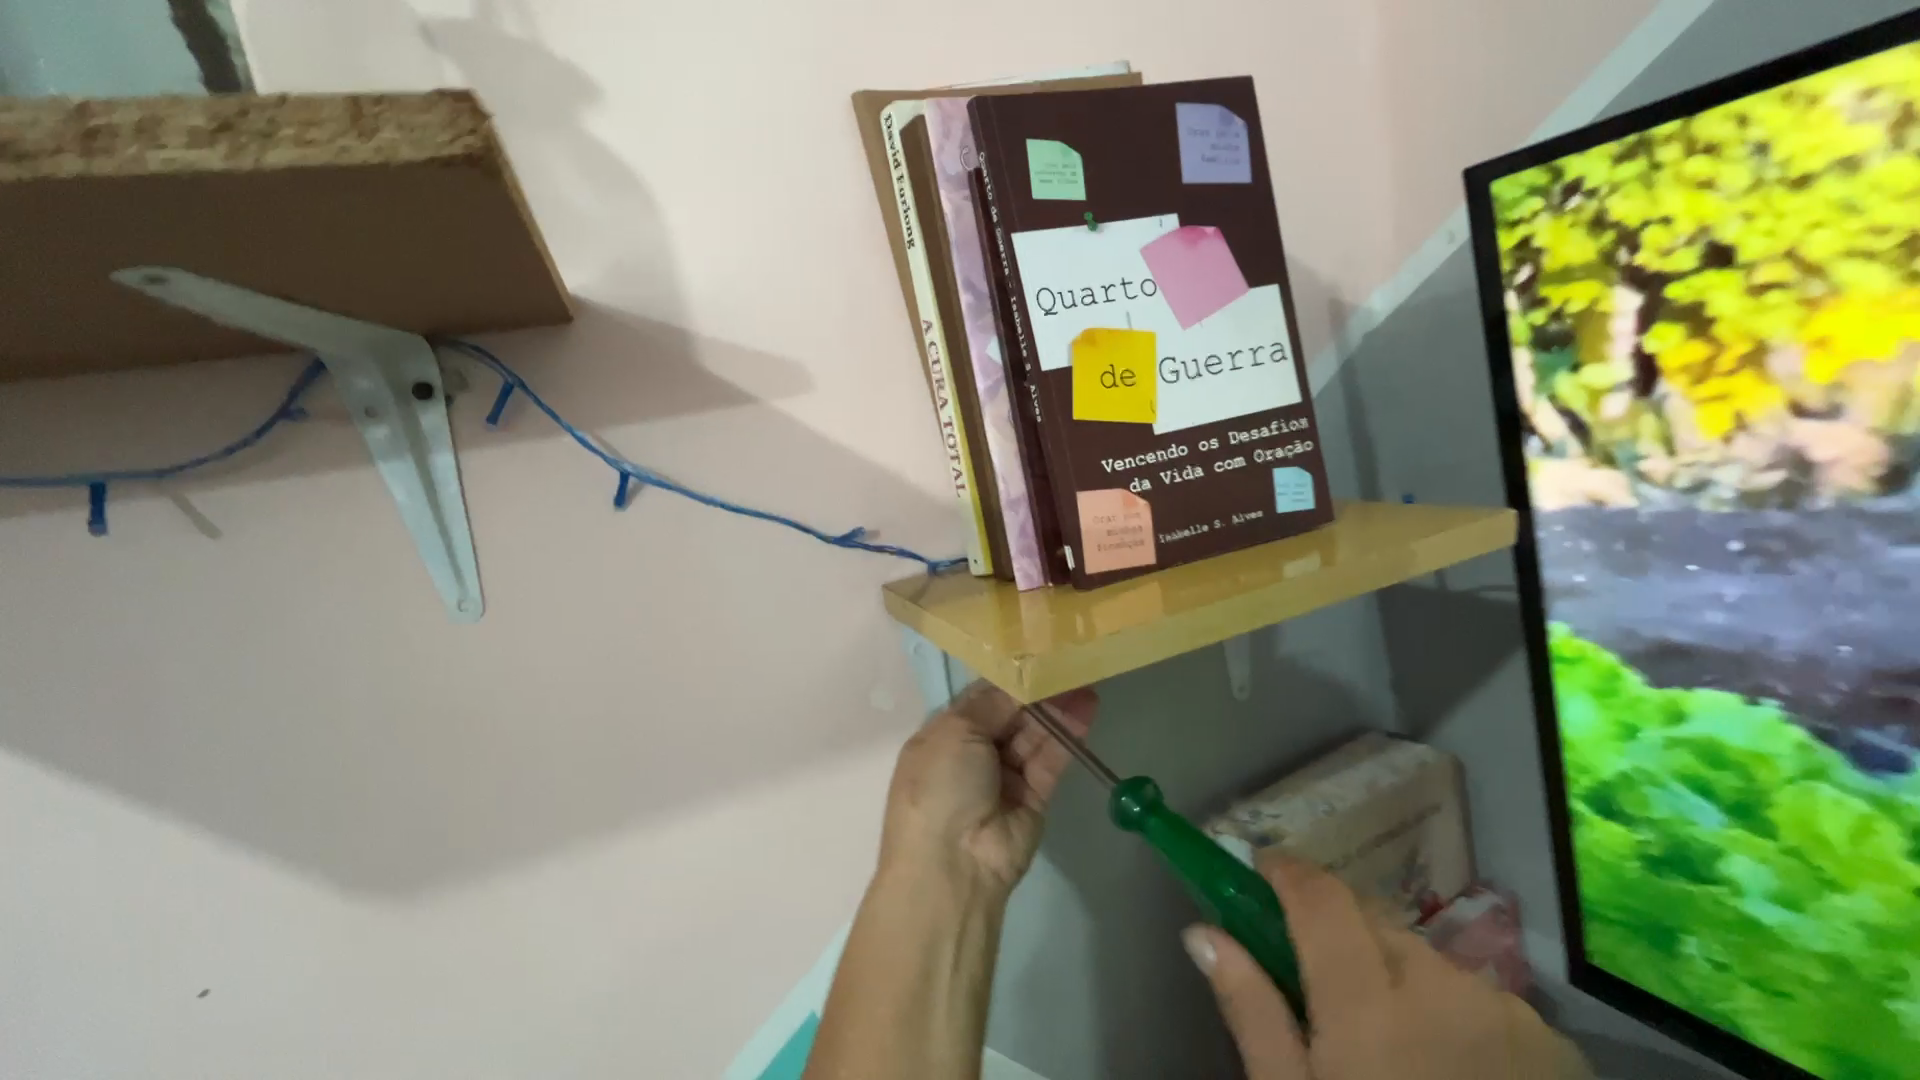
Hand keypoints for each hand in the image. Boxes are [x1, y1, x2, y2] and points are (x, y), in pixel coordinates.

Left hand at [877, 680, 1097, 897]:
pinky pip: (1051, 759)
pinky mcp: (1034, 796)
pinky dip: (1068, 734)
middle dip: (1038, 692)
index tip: (1037, 653)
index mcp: (943, 735)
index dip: (1008, 679)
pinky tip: (1087, 708)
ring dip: (1057, 709)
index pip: (980, 699)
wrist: (953, 864)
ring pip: (1034, 734)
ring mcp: (1004, 776)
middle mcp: (972, 754)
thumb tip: (1015, 683)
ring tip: (1086, 679)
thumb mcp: (955, 731)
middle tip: (1070, 662)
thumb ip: (991, 704)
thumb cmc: (940, 786)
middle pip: (1011, 714)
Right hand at [1184, 854, 1590, 1079]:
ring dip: (1398, 980)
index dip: (1286, 872)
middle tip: (1319, 991)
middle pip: (1372, 925)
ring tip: (1394, 1052)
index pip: (1320, 897)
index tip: (1261, 872)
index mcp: (1368, 1005)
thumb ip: (1250, 1008)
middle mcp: (1440, 987)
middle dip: (1338, 937)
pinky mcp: (1553, 1042)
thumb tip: (1201, 932)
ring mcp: (1505, 1013)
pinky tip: (1452, 1071)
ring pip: (1426, 961)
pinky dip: (1452, 1015)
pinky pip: (1479, 999)